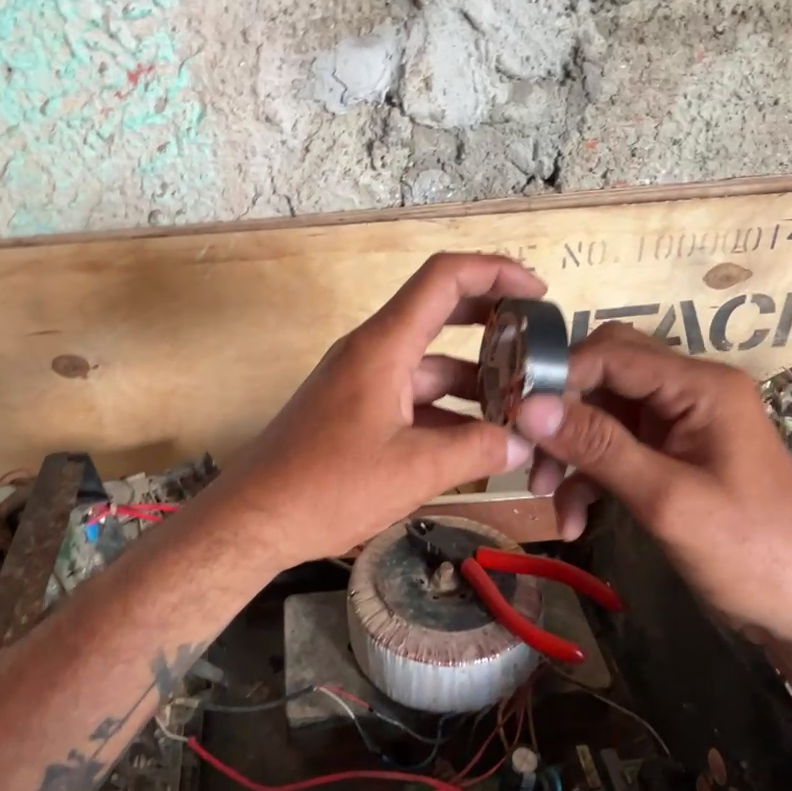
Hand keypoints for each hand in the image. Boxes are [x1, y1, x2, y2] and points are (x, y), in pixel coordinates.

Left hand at [199, 253, 543, 568]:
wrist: (254, 518)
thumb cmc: (328, 487)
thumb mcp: (414, 470)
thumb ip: (475, 451)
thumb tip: (520, 443)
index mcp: (383, 346)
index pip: (444, 279)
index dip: (495, 272)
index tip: (537, 292)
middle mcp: (371, 352)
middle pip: (439, 314)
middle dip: (492, 325)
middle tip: (537, 346)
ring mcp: (360, 381)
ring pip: (428, 364)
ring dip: (472, 380)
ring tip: (519, 406)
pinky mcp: (353, 411)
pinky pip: (409, 395)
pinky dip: (445, 409)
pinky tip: (475, 440)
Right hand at [512, 323, 791, 644]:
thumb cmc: (748, 552)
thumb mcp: (664, 499)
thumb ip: (597, 446)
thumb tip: (528, 406)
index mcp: (702, 386)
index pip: (613, 353)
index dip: (558, 375)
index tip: (511, 411)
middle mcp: (692, 393)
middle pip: (605, 377)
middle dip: (562, 414)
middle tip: (525, 450)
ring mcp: (683, 425)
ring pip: (604, 415)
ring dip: (571, 453)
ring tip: (544, 496)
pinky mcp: (675, 456)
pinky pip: (618, 450)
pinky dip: (592, 478)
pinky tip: (574, 518)